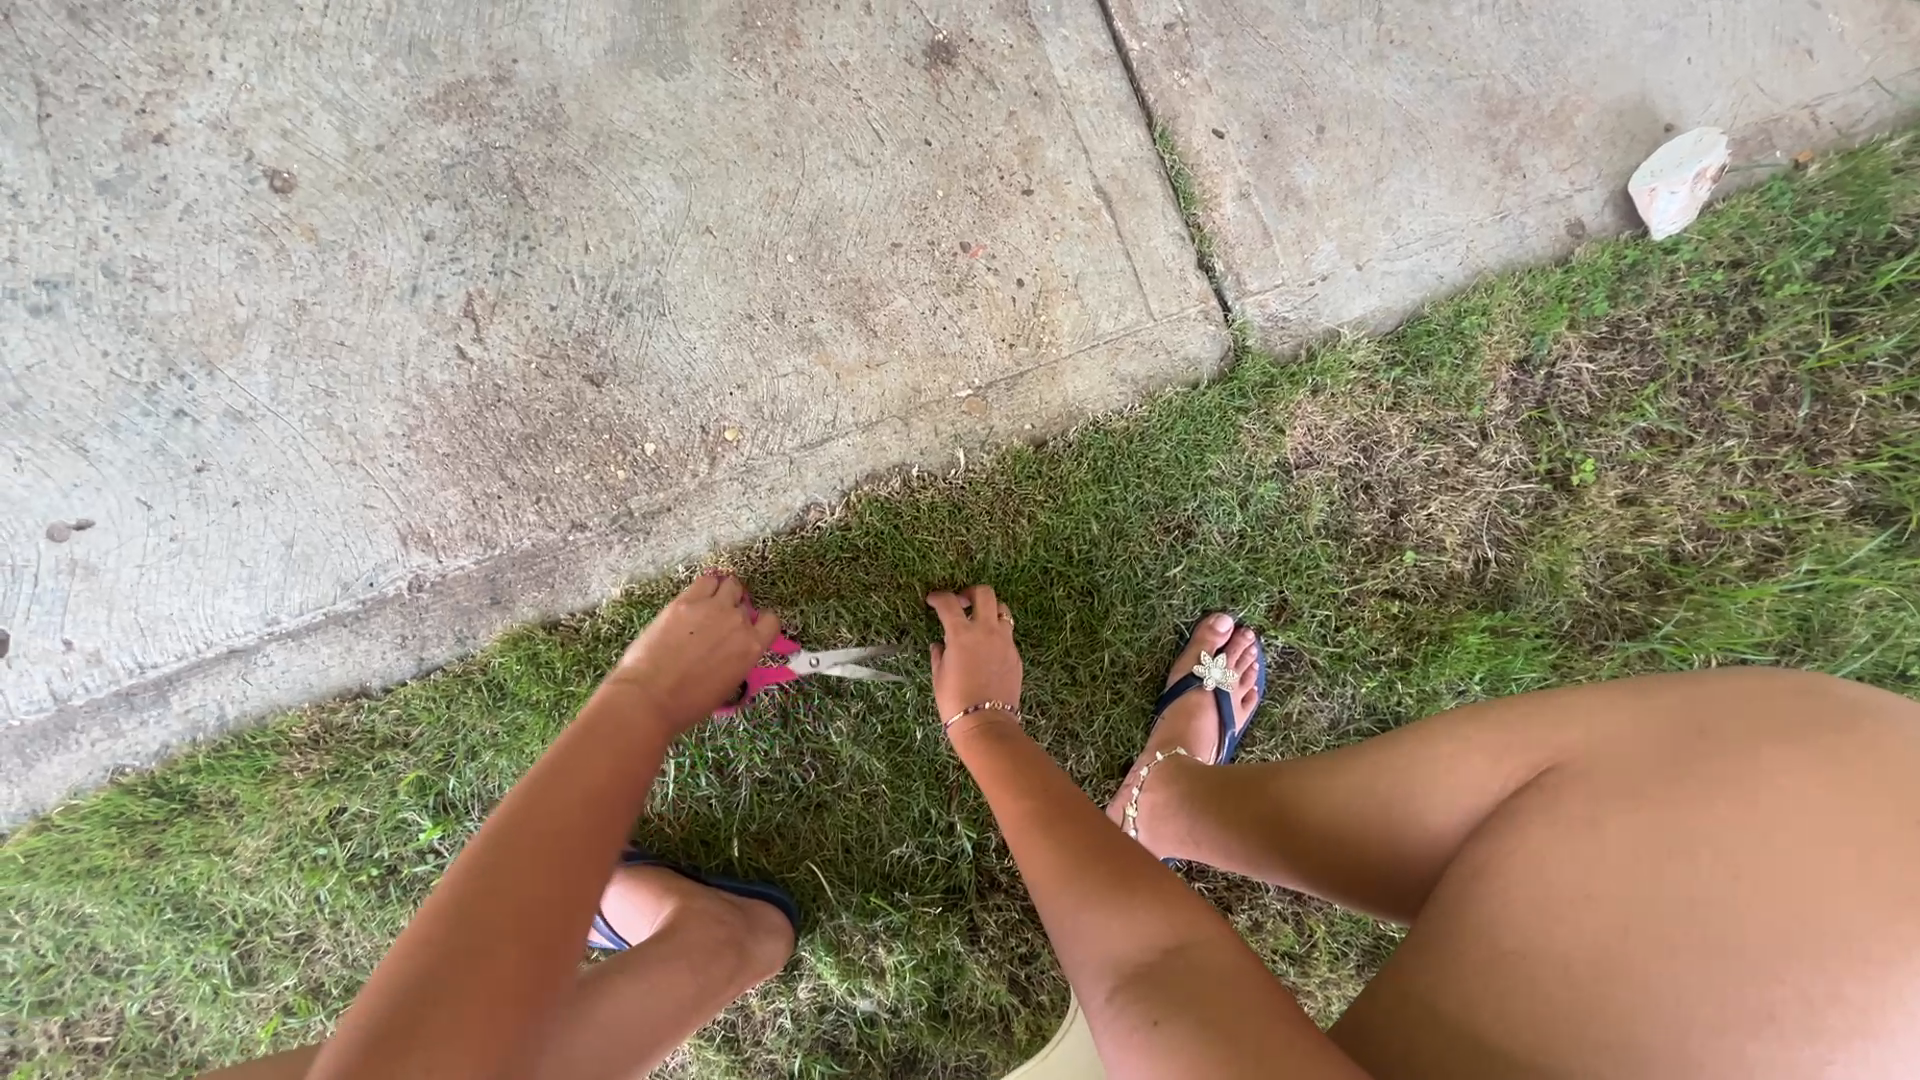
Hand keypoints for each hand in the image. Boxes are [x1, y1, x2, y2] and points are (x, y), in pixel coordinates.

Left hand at [604, 574, 779, 732]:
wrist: (649, 697)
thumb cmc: (689, 703)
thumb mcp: (728, 685)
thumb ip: (738, 659)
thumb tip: (732, 648)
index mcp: (752, 646)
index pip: (771, 621)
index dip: (759, 623)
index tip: (747, 628)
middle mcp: (738, 621)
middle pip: (744, 604)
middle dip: (735, 611)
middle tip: (718, 622)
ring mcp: (712, 608)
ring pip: (729, 585)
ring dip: (723, 593)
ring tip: (709, 604)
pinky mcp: (686, 601)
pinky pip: (705, 581)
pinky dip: (705, 587)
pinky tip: (695, 598)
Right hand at [927, 585, 1022, 737]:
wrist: (985, 723)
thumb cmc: (954, 701)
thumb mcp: (939, 675)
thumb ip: (939, 654)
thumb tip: (940, 644)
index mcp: (961, 634)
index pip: (948, 602)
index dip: (938, 597)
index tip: (932, 600)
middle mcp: (986, 631)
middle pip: (985, 593)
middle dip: (971, 592)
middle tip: (962, 602)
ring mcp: (1005, 641)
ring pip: (1002, 610)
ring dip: (989, 610)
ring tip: (979, 622)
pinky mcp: (1016, 655)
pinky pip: (1007, 635)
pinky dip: (997, 634)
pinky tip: (987, 649)